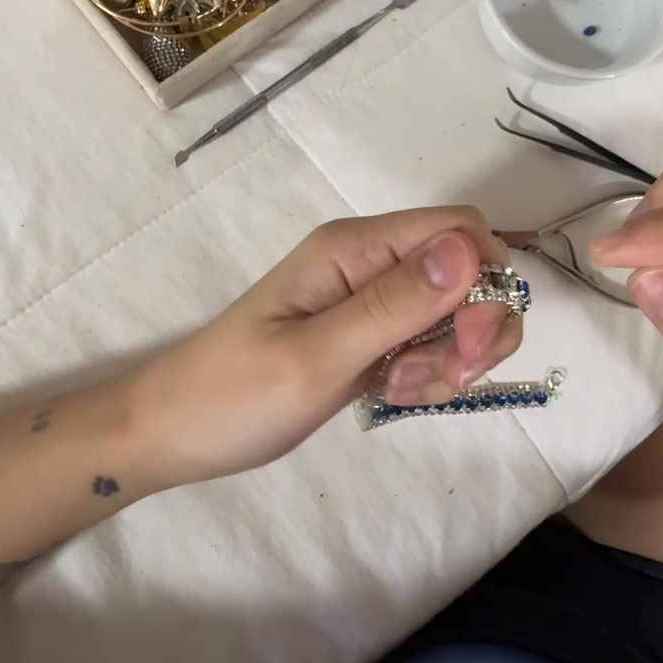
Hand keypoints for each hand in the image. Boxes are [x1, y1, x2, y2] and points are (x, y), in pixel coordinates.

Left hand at [123, 207, 523, 489]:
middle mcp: (371, 261)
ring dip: (451, 356)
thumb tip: (470, 249)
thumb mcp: (318, 355)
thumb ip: (396, 304)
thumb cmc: (236, 394)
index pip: (458, 230)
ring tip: (399, 389)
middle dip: (474, 327)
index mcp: (355, 247)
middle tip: (443, 379)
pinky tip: (390, 394)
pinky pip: (431, 341)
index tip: (467, 346)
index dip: (484, 280)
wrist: (177, 433)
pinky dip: (430, 371)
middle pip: (468, 270)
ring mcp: (373, 297)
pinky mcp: (373, 332)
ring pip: (456, 311)